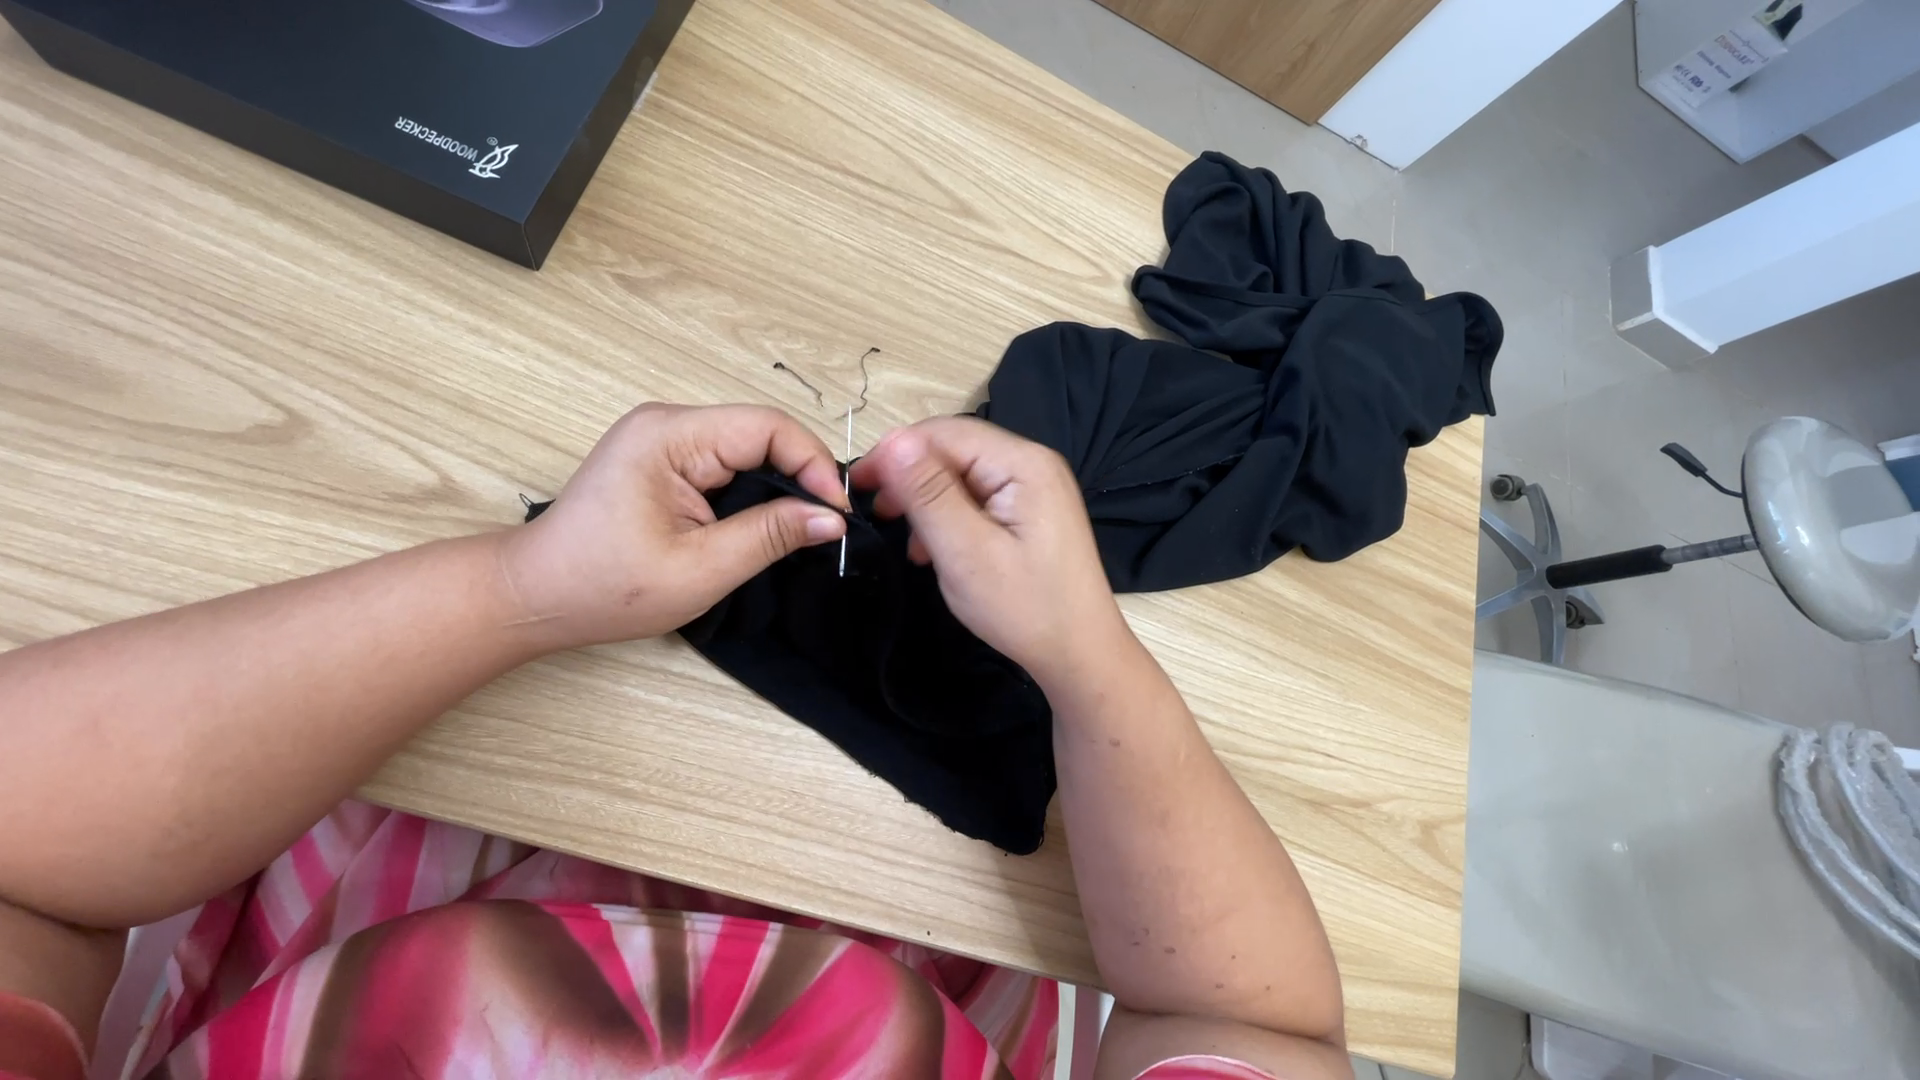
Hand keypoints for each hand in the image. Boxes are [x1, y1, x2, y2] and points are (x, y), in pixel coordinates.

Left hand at [498, 403, 848, 649]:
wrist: (535, 595)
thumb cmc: (606, 588)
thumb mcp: (701, 569)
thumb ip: (770, 536)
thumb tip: (832, 519)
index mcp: (670, 437)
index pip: (768, 428)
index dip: (813, 465)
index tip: (836, 514)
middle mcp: (668, 423)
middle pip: (762, 432)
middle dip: (801, 475)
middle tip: (826, 524)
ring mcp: (664, 438)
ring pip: (749, 448)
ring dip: (781, 484)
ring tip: (802, 526)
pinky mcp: (665, 457)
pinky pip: (729, 462)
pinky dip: (755, 490)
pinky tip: (766, 521)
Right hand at [848, 416, 1131, 685]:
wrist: (1079, 655)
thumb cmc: (1024, 607)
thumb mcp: (966, 550)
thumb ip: (929, 493)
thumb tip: (894, 440)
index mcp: (1023, 464)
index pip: (946, 433)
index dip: (896, 451)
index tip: (857, 485)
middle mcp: (1032, 465)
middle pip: (955, 450)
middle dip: (910, 477)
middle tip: (876, 512)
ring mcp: (1034, 490)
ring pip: (962, 476)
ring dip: (926, 501)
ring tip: (905, 539)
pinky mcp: (1029, 515)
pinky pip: (977, 500)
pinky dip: (948, 518)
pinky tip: (931, 550)